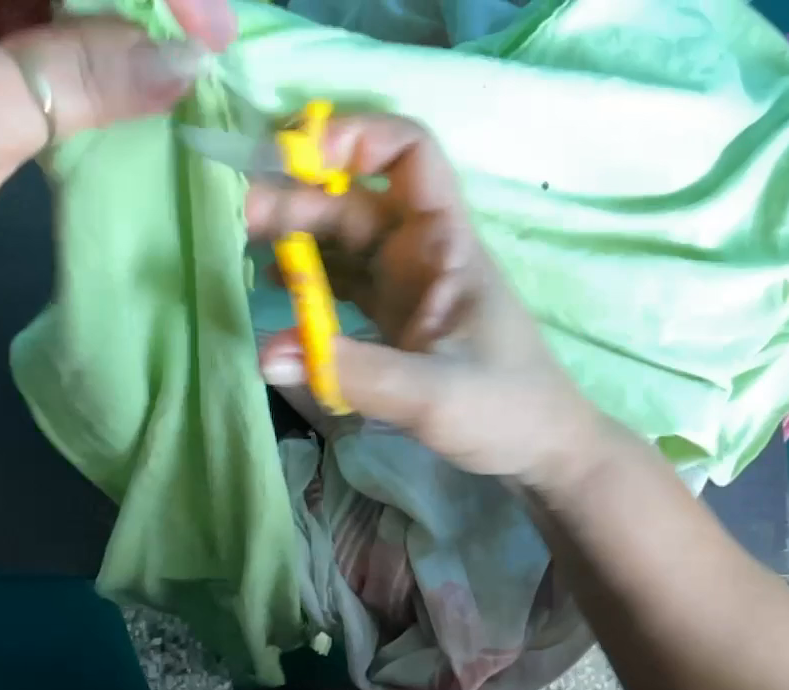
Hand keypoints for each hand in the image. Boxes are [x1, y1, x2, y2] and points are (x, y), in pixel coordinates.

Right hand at [244, 114, 606, 487]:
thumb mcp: (431, 395)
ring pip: (347, 242)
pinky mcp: (400, 324)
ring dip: (299, 237)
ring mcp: (410, 289)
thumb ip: (353, 374)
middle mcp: (425, 254)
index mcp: (446, 245)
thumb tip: (267, 353)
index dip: (355, 138)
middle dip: (300, 197)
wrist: (544, 452)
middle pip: (356, 200)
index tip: (298, 160)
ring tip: (247, 248)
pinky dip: (312, 282)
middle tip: (244, 222)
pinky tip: (278, 289)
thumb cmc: (506, 411)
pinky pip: (347, 286)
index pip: (408, 153)